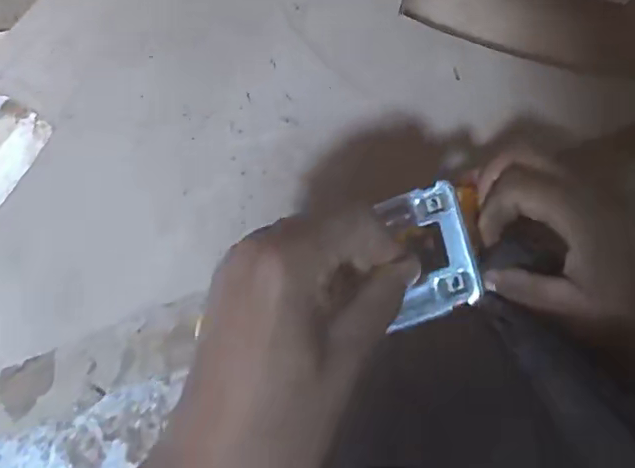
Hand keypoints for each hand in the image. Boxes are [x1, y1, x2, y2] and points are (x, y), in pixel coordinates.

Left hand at [146, 211, 417, 467]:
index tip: (405, 274)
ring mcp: (237, 260)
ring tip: (355, 298)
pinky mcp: (228, 280)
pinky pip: (283, 250)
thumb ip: (381, 299)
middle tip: (386, 286)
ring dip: (338, 254)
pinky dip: (311, 263)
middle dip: (363, 246)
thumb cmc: (282, 416)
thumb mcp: (345, 358)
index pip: (355, 218)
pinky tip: (319, 304)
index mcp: (287, 259)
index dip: (387, 241)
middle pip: (330, 220)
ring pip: (308, 232)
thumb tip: (406, 265)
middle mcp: (258, 245)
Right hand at [478, 153, 634, 467]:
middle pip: (526, 152)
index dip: (490, 208)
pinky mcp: (593, 203)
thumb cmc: (627, 320)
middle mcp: (581, 188)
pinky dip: (523, 182)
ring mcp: (589, 191)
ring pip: (538, 158)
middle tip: (473, 209)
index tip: (482, 245)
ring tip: (485, 210)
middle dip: (491, 172)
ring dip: (507, 174)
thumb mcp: (572, 311)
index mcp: (575, 210)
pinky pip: (549, 175)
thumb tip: (484, 273)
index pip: (518, 182)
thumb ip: (525, 288)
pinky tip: (513, 216)